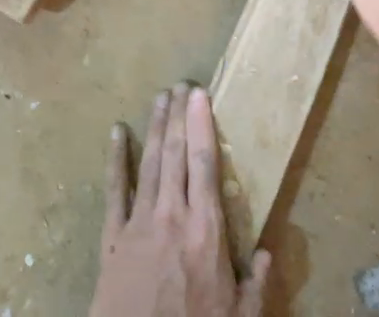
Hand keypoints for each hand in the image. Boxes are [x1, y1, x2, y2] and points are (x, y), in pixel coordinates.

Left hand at [90, 85, 270, 316]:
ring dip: (155, 128)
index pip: (204, 164)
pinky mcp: (111, 239)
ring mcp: (138, 224)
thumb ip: (255, 284)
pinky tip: (117, 133)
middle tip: (180, 85)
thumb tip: (267, 254)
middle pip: (176, 154)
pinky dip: (116, 159)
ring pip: (148, 164)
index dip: (201, 125)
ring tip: (158, 98)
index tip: (199, 95)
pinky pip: (114, 191)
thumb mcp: (238, 316)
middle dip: (178, 117)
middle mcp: (172, 216)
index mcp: (205, 230)